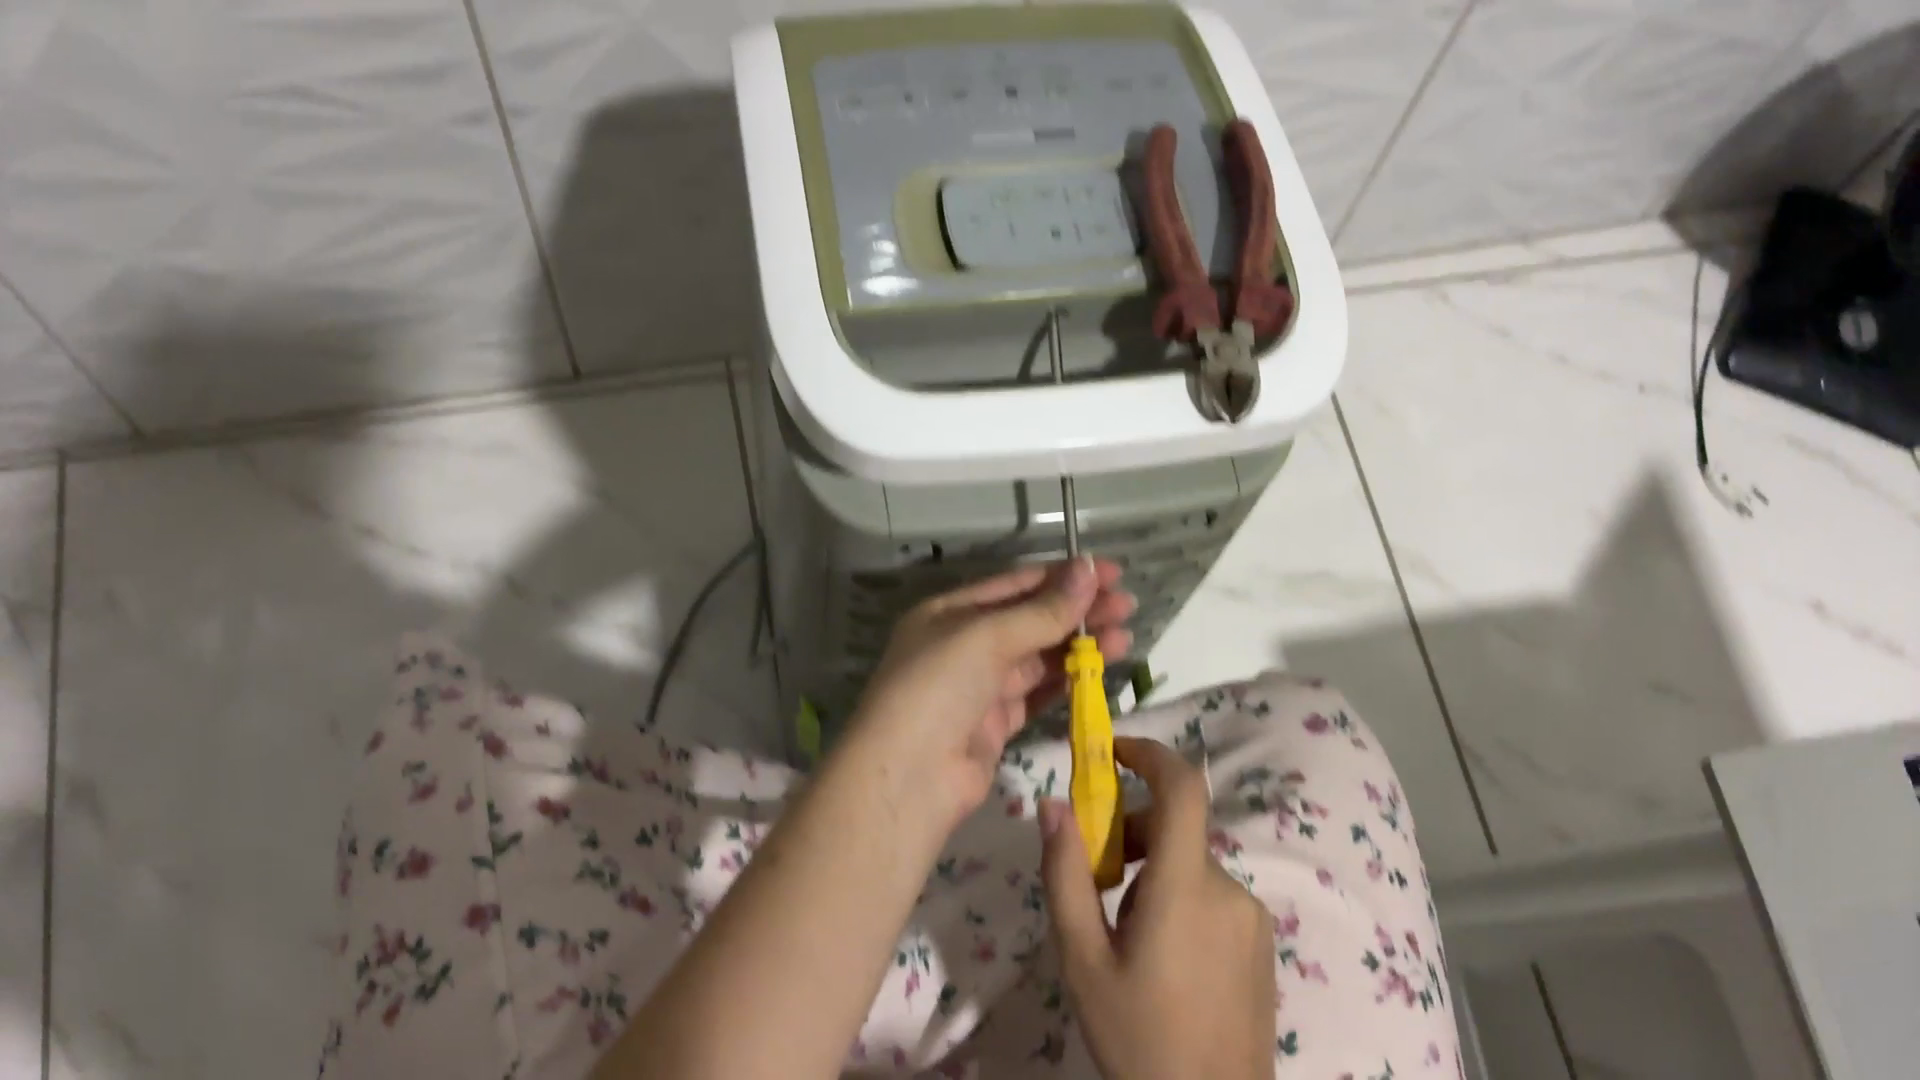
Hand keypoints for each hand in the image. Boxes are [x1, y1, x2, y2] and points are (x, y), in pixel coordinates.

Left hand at [841, 559, 1132, 832]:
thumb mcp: (987, 637)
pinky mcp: (996, 724)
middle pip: (1030, 619)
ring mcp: (979, 686)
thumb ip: (1042, 610)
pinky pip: (1037, 694)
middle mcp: (963, 645)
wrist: (909, 776)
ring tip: (1126, 636)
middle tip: (1127, 605)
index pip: (1014, 585)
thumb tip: (1088, 568)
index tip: (1110, 573)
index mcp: (949, 612)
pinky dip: (1068, 681)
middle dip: (1078, 611)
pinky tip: (1100, 669)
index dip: (1062, 577)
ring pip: (1038, 657)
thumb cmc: (938, 688)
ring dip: (1079, 646)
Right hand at [1040, 737, 1276, 1079]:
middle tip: (1093, 883)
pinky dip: (1179, 899)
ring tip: (1124, 938)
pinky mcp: (1262, 941)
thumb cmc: (1138, 1036)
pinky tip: (1162, 959)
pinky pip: (1212, 896)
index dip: (1149, 754)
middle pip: (1175, 830)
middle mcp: (1228, 888)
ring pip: (1190, 866)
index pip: (1182, 788)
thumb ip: (1065, 874)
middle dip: (1128, 836)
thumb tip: (1052, 804)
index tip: (1111, 751)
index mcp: (1185, 886)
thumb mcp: (1082, 959)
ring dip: (1151, 876)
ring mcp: (1252, 916)